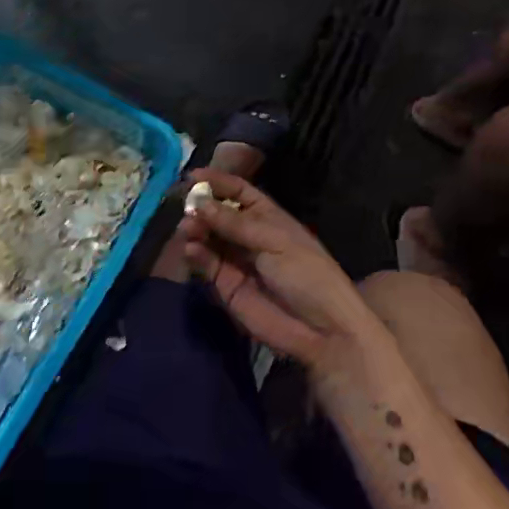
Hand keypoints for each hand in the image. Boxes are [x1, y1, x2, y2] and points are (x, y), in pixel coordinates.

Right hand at [179, 171, 379, 373]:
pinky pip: (204, 262)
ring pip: (206, 236)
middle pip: (216, 212)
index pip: (238, 191)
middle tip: (185, 208)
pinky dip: (194, 254)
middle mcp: (247, 234)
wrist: (322, 331)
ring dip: (194, 229)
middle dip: (200, 207)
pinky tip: (192, 251)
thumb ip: (235, 223)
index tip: (191, 177)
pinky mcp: (224, 284)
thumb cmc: (306, 274)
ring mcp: (235, 259)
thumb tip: (200, 203)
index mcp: (266, 217)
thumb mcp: (274, 240)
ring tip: (187, 229)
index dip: (216, 181)